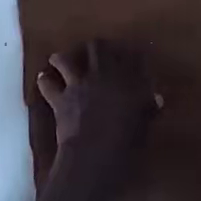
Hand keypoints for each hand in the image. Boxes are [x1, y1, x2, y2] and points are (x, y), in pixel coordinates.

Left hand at [36, 39, 160, 185]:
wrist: (96, 154)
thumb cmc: (127, 141)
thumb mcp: (144, 123)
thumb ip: (149, 108)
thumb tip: (157, 98)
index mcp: (127, 79)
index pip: (130, 56)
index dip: (129, 51)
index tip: (130, 50)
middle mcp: (102, 75)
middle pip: (97, 48)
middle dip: (96, 46)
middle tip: (96, 48)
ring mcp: (78, 85)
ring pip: (66, 60)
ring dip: (62, 58)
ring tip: (59, 58)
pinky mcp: (61, 99)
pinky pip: (48, 85)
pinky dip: (45, 82)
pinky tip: (43, 78)